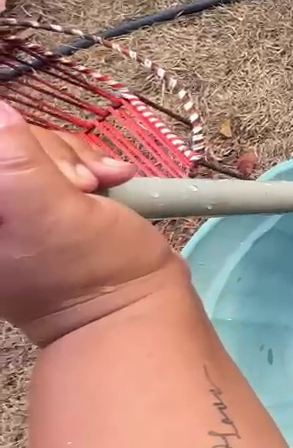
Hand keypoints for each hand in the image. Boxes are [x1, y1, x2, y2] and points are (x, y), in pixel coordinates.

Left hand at [0, 103, 180, 344]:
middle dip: (55, 154)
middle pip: (4, 142)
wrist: (126, 305)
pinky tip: (107, 182)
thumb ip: (15, 164)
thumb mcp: (50, 214)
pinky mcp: (31, 203)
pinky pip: (50, 163)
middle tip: (89, 186)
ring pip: (30, 148)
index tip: (60, 175)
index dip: (17, 146)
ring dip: (77, 159)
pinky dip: (84, 165)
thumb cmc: (87, 268)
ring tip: (107, 185)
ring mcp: (5, 207)